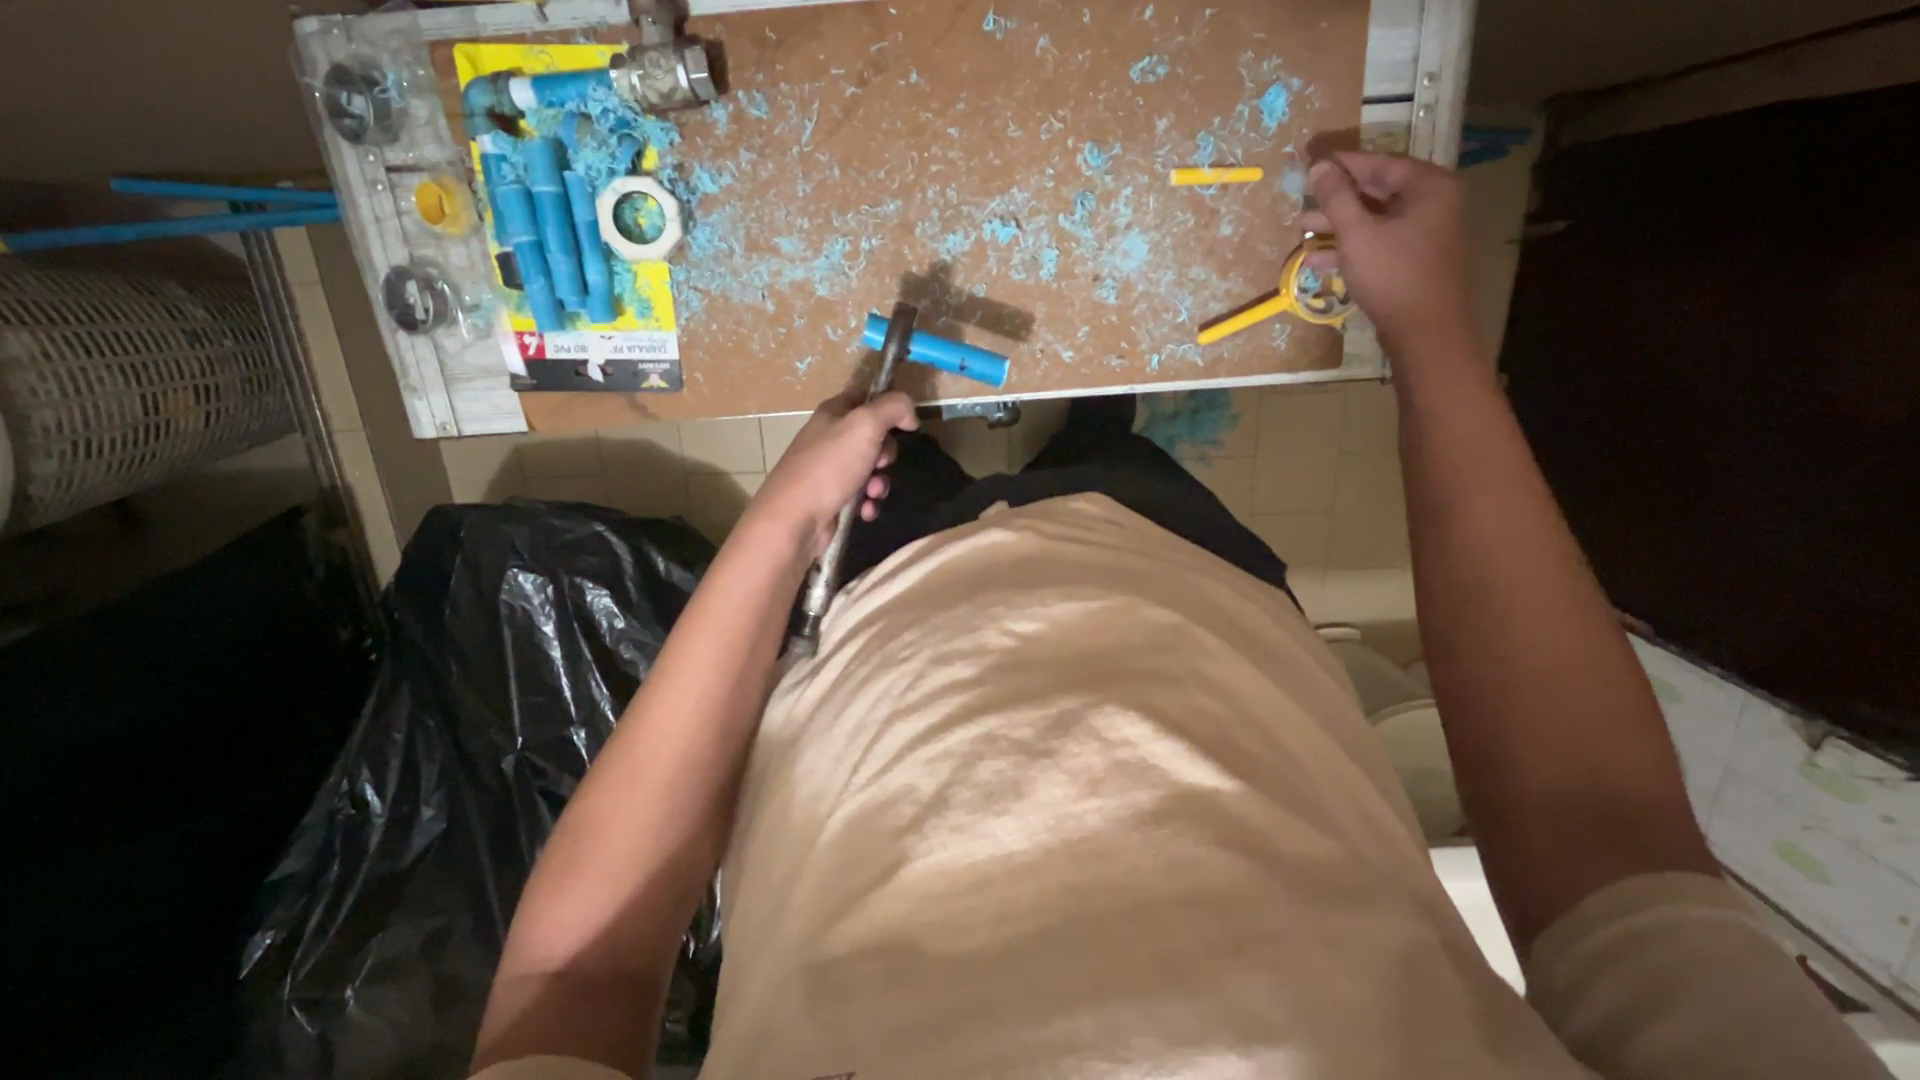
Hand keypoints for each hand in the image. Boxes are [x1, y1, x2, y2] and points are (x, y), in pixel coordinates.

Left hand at [742, 390, 917, 559]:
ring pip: (870, 469)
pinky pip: (861, 495)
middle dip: (886, 453)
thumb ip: (893, 408)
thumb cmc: (830, 466)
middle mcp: (829, 437)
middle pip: (874, 437)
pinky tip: (863, 510)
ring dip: (879, 482)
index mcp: (833, 413)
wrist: (794, 518)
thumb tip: (911, 414)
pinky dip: (867, 503)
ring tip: (871, 493)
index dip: (888, 407)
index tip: (905, 424)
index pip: (866, 397)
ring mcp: (829, 469)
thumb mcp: (865, 425)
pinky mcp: (831, 497)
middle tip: (880, 463)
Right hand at [1299, 152, 1476, 353]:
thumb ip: (1337, 197)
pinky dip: (1352, 248)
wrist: (1426, 331)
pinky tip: (1318, 261)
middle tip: (1303, 199)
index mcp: (1430, 187)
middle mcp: (1435, 204)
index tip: (1312, 162)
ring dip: (1338, 225)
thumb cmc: (1393, 275)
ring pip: (1376, 220)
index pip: (1380, 163)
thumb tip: (1319, 166)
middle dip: (1337, 199)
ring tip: (1302, 230)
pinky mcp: (1416, 261)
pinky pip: (1381, 243)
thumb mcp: (1357, 233)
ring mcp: (1428, 234)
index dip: (1343, 164)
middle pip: (1378, 192)